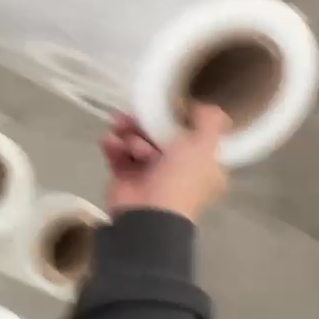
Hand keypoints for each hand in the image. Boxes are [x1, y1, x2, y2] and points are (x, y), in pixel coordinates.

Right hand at [100, 105, 231, 220]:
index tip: (165, 107)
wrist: (148, 213)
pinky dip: (112, 145)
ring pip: (136, 142)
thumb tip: (204, 105)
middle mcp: (177, 167)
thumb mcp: (204, 146)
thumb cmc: (181, 179)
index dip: (177, 119)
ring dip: (127, 133)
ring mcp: (149, 172)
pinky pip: (117, 154)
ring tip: (118, 129)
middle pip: (160, 135)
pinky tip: (108, 140)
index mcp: (201, 163)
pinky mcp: (124, 176)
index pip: (191, 134)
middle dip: (144, 124)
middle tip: (131, 116)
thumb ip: (209, 122)